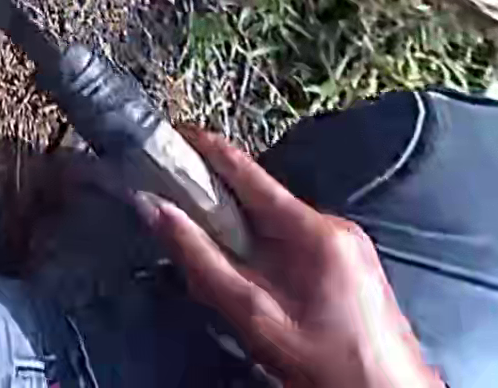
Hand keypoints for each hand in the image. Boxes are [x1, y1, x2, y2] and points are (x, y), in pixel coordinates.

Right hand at [136, 128, 441, 387]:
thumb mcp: (252, 314)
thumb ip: (196, 254)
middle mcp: (332, 223)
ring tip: (197, 238)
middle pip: (252, 191)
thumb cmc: (326, 367)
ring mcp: (346, 243)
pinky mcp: (350, 264)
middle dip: (208, 192)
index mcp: (311, 228)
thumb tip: (147, 201)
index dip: (197, 144)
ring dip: (231, 220)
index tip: (158, 134)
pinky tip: (240, 265)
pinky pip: (286, 233)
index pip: (241, 166)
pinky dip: (255, 239)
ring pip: (267, 214)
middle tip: (166, 198)